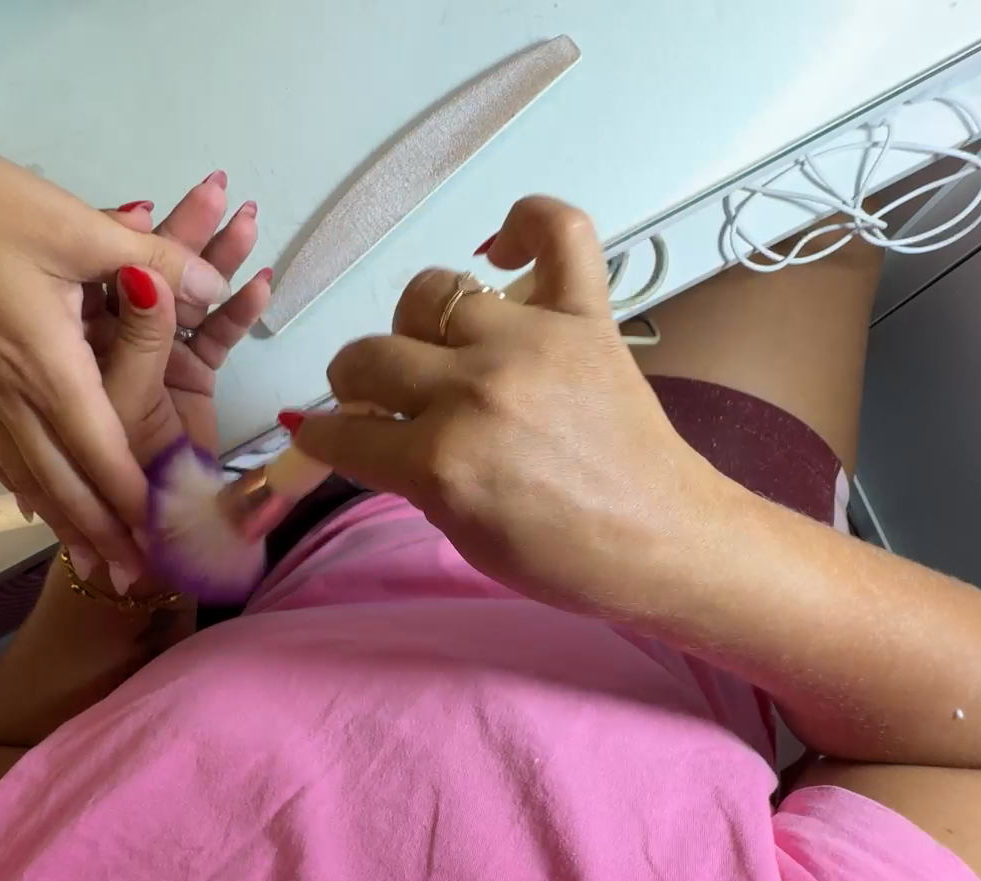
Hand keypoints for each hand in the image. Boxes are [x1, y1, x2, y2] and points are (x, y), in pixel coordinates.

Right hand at [0, 135, 234, 578]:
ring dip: (64, 524)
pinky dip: (22, 489)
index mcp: (47, 369)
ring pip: (27, 477)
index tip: (163, 542)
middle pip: (64, 485)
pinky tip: (31, 504)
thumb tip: (214, 285)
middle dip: (102, 535)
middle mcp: (9, 397)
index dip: (135, 502)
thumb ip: (151, 259)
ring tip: (91, 563)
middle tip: (132, 580)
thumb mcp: (71, 223)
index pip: (102, 454)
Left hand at [93, 171, 270, 456]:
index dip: (148, 234)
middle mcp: (116, 337)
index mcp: (79, 336)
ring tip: (250, 220)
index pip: (116, 269)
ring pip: (190, 296)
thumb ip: (143, 336)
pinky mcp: (192, 374)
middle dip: (194, 234)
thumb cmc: (129, 467)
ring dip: (223, 262)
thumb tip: (165, 272)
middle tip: (223, 189)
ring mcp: (158, 354)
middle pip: (156, 272)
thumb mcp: (124, 396)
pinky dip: (240, 311)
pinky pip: (217, 334)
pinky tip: (263, 282)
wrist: (173, 524)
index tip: (173, 195)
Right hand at [291, 196, 731, 615]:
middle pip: (371, 356)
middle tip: (376, 397)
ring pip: (433, 291)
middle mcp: (475, 390)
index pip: (345, 433)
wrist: (658, 541)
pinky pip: (558, 231)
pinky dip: (528, 222)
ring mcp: (531, 343)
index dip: (322, 438)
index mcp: (440, 461)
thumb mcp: (460, 533)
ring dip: (416, 325)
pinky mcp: (585, 319)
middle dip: (353, 382)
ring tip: (438, 346)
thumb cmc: (558, 558)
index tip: (325, 435)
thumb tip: (369, 431)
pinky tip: (505, 248)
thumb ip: (408, 475)